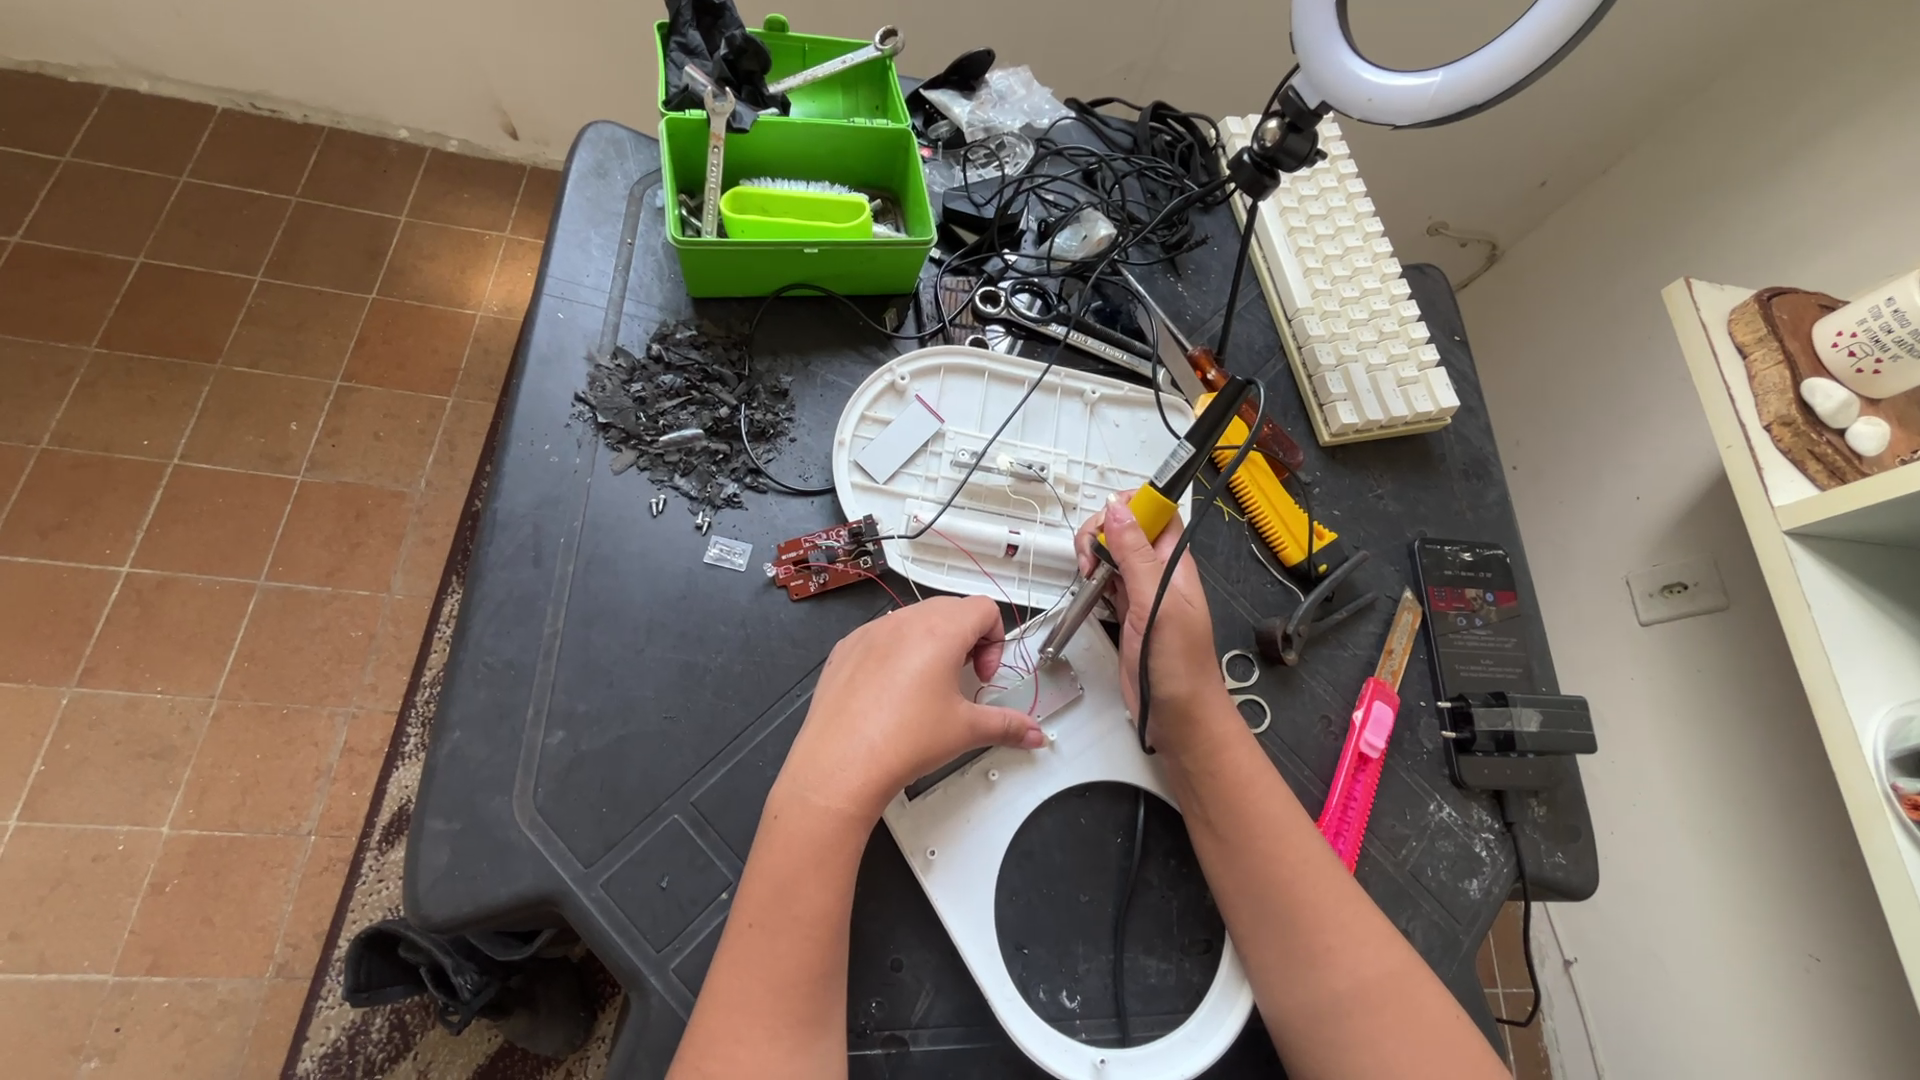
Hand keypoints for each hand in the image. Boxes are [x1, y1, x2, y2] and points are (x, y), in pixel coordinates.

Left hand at [778, 595, 1046, 820]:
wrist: (840, 764)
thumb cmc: (905, 740)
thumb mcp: (965, 730)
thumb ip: (1007, 725)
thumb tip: (1034, 734)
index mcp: (940, 630)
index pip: (983, 608)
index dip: (994, 640)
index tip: (984, 675)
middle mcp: (904, 620)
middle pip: (950, 610)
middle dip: (966, 640)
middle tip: (962, 681)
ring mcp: (870, 631)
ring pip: (913, 620)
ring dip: (930, 644)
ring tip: (926, 690)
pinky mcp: (845, 648)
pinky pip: (880, 636)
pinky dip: (895, 654)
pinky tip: (890, 695)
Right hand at [1075, 493, 1232, 752]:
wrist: (1179, 715)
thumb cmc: (1179, 665)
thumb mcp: (1158, 603)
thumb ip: (1136, 556)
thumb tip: (1117, 509)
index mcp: (1175, 562)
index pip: (1157, 511)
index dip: (1131, 506)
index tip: (1108, 524)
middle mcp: (1159, 572)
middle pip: (1127, 527)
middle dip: (1102, 532)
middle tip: (1091, 559)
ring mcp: (1142, 591)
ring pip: (1114, 553)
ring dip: (1094, 556)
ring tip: (1088, 577)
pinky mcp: (1127, 612)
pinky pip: (1106, 581)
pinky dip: (1092, 581)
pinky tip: (1090, 592)